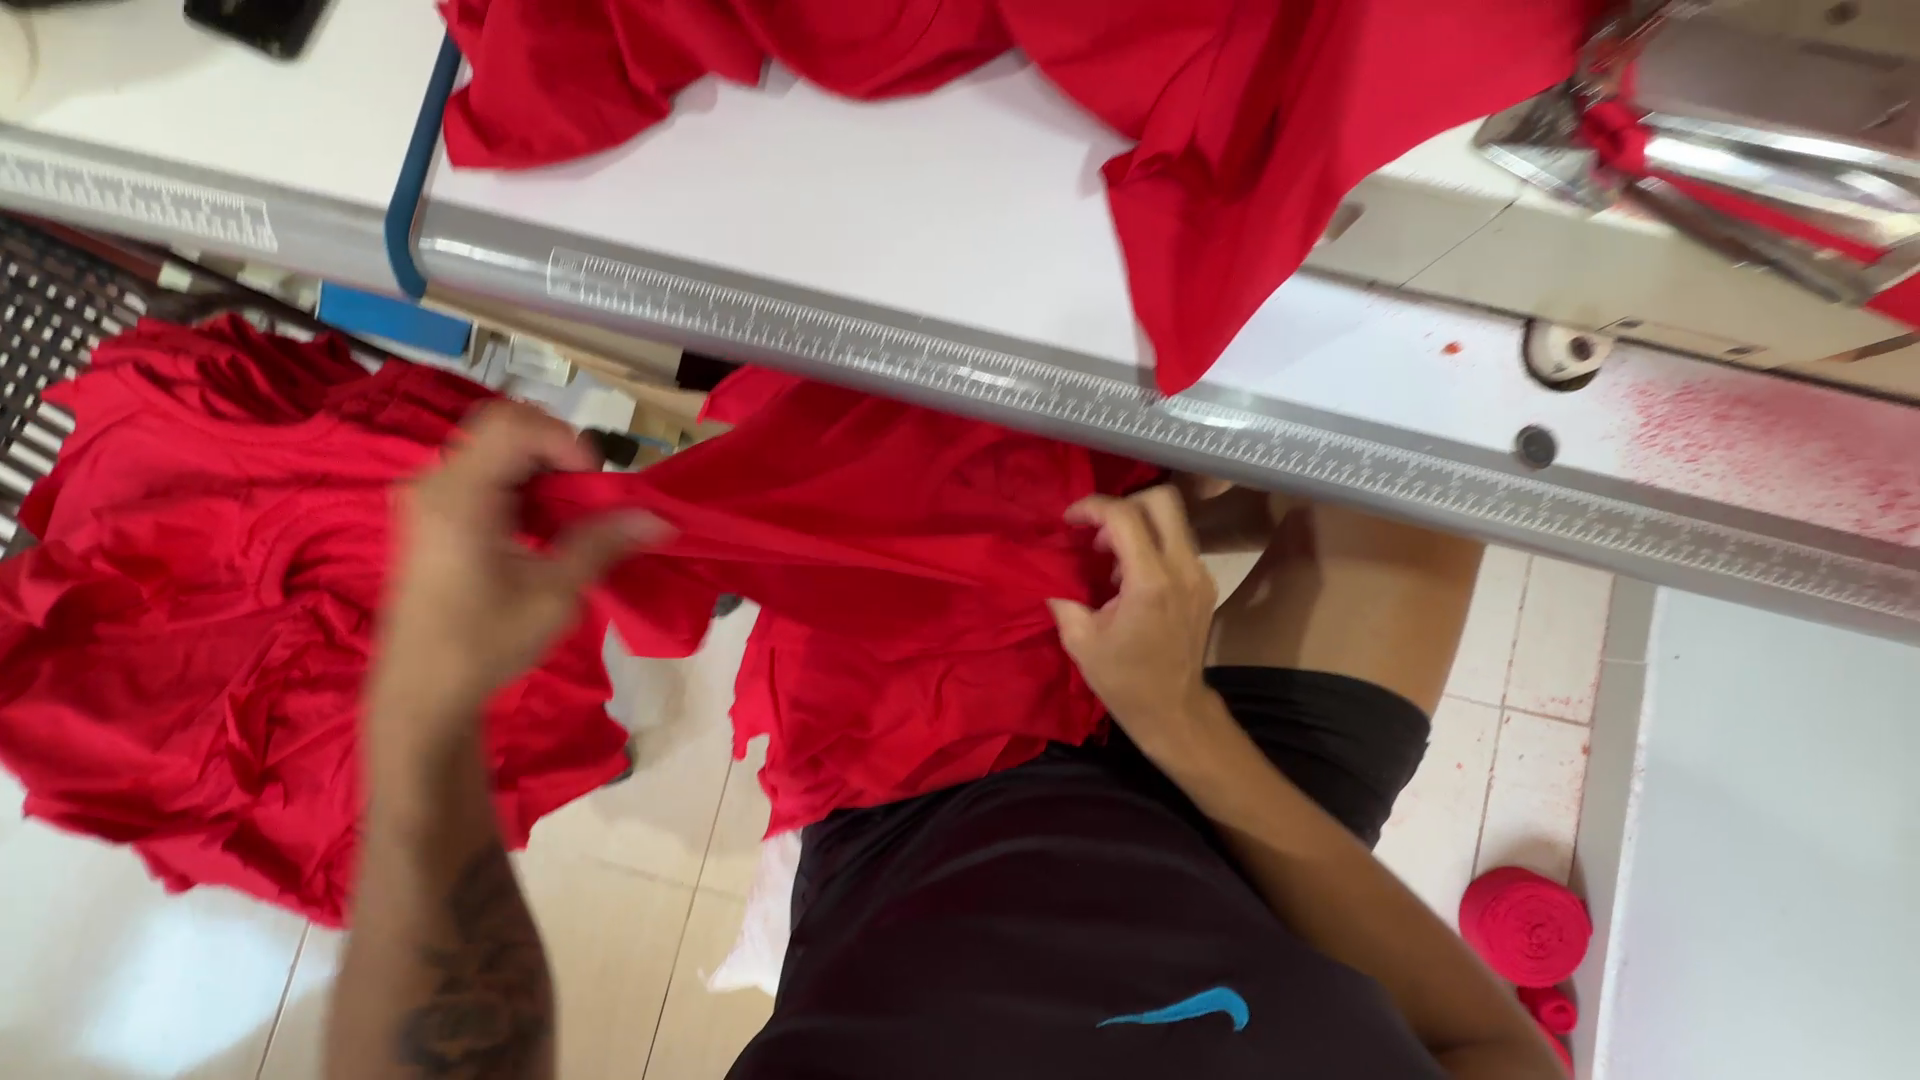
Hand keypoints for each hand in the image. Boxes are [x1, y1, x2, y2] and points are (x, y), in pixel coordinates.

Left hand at [369, 402, 666, 750]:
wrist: (422, 692)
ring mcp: (432, 498)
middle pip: (509, 431)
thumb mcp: (556, 594)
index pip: (516, 425)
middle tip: (592, 500)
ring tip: (575, 517)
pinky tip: (545, 528)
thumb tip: (658, 518)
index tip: (596, 486)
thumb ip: (604, 544)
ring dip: (548, 474)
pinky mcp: (437, 515)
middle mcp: (437, 483)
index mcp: (459, 495)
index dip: (567, 442)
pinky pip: (489, 476)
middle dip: (562, 456)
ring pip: (501, 452)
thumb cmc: (484, 644)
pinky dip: (528, 489)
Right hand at [1048, 486, 1219, 753]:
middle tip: (1096, 530)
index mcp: (1150, 582)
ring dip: (1137, 525)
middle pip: (1161, 501)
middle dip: (1123, 504)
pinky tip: (1129, 575)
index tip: (1069, 520)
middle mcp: (1182, 569)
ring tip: (1109, 555)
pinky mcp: (1204, 584)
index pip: (1124, 517)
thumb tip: (1050, 573)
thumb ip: (1064, 598)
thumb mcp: (1080, 640)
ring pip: (1173, 520)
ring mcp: (1199, 575)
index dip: (1092, 507)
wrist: (1173, 710)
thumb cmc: (1124, 680)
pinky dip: (1151, 545)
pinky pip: (1178, 544)